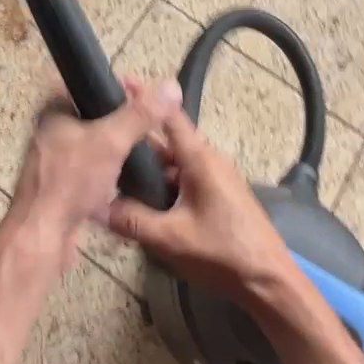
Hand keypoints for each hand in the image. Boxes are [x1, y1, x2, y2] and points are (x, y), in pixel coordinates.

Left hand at [6, 77, 181, 269]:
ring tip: (152, 152)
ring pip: (99, 144)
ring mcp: (57, 158)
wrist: (43, 236)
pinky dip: (114, 170)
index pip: (91, 83)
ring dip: (123, 148)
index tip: (149, 95)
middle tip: (156, 127)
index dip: (121, 86)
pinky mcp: (64, 183)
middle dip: (128, 121)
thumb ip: (140, 115)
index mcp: (55, 108)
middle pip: (98, 114)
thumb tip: (170, 87)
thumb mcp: (110, 142)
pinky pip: (95, 168)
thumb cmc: (70, 181)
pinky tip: (135, 176)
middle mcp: (53, 128)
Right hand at [103, 106, 293, 302]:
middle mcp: (209, 160)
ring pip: (175, 163)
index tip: (119, 82)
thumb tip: (94, 205)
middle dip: (137, 140)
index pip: (169, 115)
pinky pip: (185, 179)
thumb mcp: (171, 238)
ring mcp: (216, 178)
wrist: (269, 282)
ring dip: (149, 167)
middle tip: (105, 140)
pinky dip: (163, 183)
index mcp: (199, 158)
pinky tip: (143, 201)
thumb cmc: (223, 252)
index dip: (145, 97)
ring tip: (115, 173)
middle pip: (167, 140)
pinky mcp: (219, 196)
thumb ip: (131, 220)